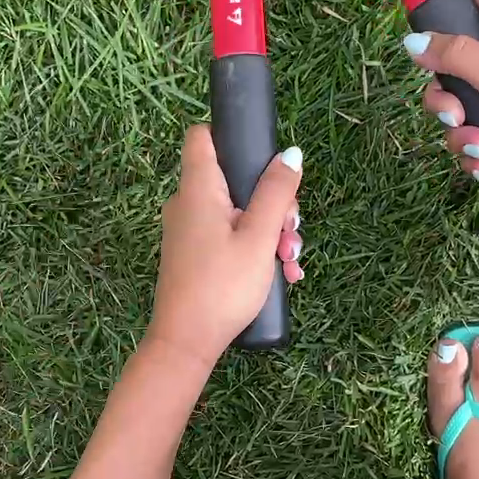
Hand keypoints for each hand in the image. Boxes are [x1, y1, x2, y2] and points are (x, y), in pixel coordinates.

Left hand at [147, 126, 302, 363]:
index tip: (263, 162)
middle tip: (290, 231)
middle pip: (235, 181)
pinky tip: (282, 275)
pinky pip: (230, 238)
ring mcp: (189, 231)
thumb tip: (291, 154)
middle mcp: (188, 204)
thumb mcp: (260, 237)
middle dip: (272, 203)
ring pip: (239, 214)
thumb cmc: (223, 285)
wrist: (187, 341)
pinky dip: (255, 250)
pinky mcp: (194, 254)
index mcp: (198, 189)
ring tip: (290, 262)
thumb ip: (276, 192)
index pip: (203, 137)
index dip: (232, 137)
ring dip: (271, 233)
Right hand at [408, 0, 478, 191]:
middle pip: (453, 63)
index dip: (444, 10)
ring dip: (462, 134)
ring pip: (462, 106)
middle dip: (446, 98)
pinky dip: (477, 153)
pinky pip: (477, 133)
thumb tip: (414, 41)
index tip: (423, 42)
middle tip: (457, 116)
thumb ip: (458, 58)